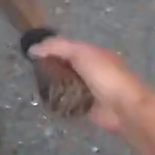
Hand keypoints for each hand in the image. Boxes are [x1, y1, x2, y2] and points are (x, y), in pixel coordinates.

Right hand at [27, 36, 154, 132]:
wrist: (124, 107)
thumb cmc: (104, 75)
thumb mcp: (80, 52)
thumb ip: (57, 47)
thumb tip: (32, 49)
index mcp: (90, 53)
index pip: (65, 47)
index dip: (49, 48)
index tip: (31, 53)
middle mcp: (88, 69)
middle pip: (63, 65)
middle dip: (48, 67)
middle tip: (31, 71)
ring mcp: (86, 88)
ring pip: (63, 83)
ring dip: (51, 84)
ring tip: (34, 85)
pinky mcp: (84, 106)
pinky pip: (66, 101)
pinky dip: (56, 100)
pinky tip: (45, 100)